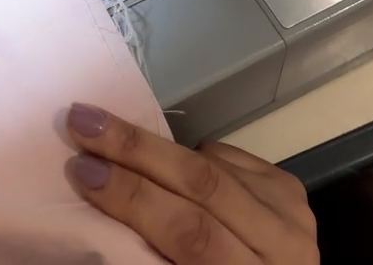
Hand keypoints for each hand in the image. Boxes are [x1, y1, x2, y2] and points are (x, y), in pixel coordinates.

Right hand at [64, 103, 317, 264]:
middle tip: (81, 121)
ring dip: (150, 144)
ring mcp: (291, 214)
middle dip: (134, 148)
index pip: (190, 232)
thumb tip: (96, 196)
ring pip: (212, 163)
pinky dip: (190, 154)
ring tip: (102, 124)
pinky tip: (164, 158)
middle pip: (202, 183)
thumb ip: (147, 251)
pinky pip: (226, 157)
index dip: (133, 197)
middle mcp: (283, 248)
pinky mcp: (289, 189)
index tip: (81, 169)